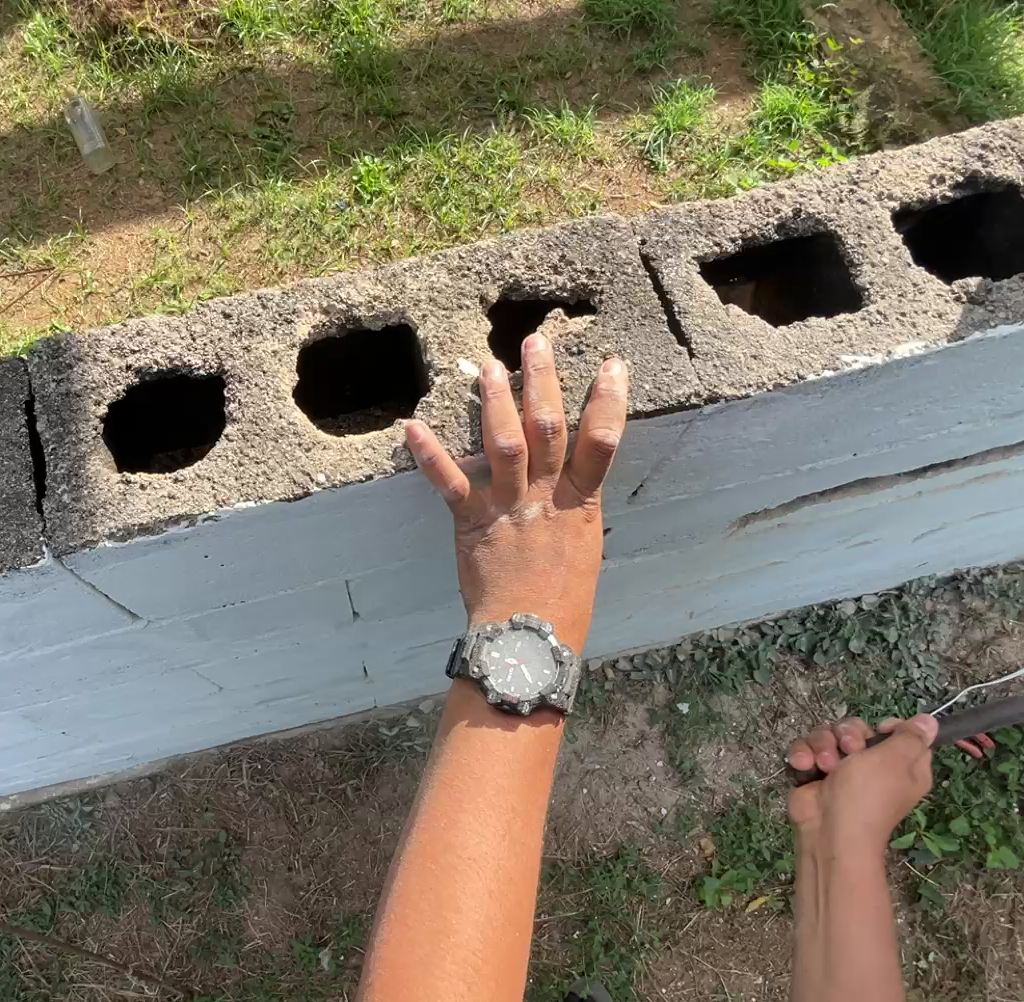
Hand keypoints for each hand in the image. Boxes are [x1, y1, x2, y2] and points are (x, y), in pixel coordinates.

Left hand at [404, 334, 627, 651]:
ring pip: (505, 443)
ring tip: (489, 366)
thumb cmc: (561, 602)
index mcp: (581, 505)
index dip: (609, 400)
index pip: (602, 441)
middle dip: (542, 381)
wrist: (529, 637)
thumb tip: (567, 486)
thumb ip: (571, 511)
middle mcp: (547, 498)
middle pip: (548, 428)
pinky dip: (429, 455)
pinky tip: (412, 426)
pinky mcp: (472, 522)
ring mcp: (509, 507)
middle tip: (535, 343)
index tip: (611, 363)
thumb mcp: (581, 550)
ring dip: (495, 402)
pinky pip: (449, 483)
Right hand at [786, 716, 936, 852]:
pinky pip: (805, 748)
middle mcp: (872, 764)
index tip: (878, 732)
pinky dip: (803, 756)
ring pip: (826, 735)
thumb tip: (930, 721)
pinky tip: (805, 767)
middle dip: (845, 735)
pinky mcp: (814, 770)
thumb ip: (910, 737)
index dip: (885, 727)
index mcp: (902, 764)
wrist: (829, 826)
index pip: (897, 732)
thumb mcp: (895, 761)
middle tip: (848, 751)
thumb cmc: (868, 794)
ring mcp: (840, 767)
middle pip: (854, 728)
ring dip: (821, 746)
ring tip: (823, 766)